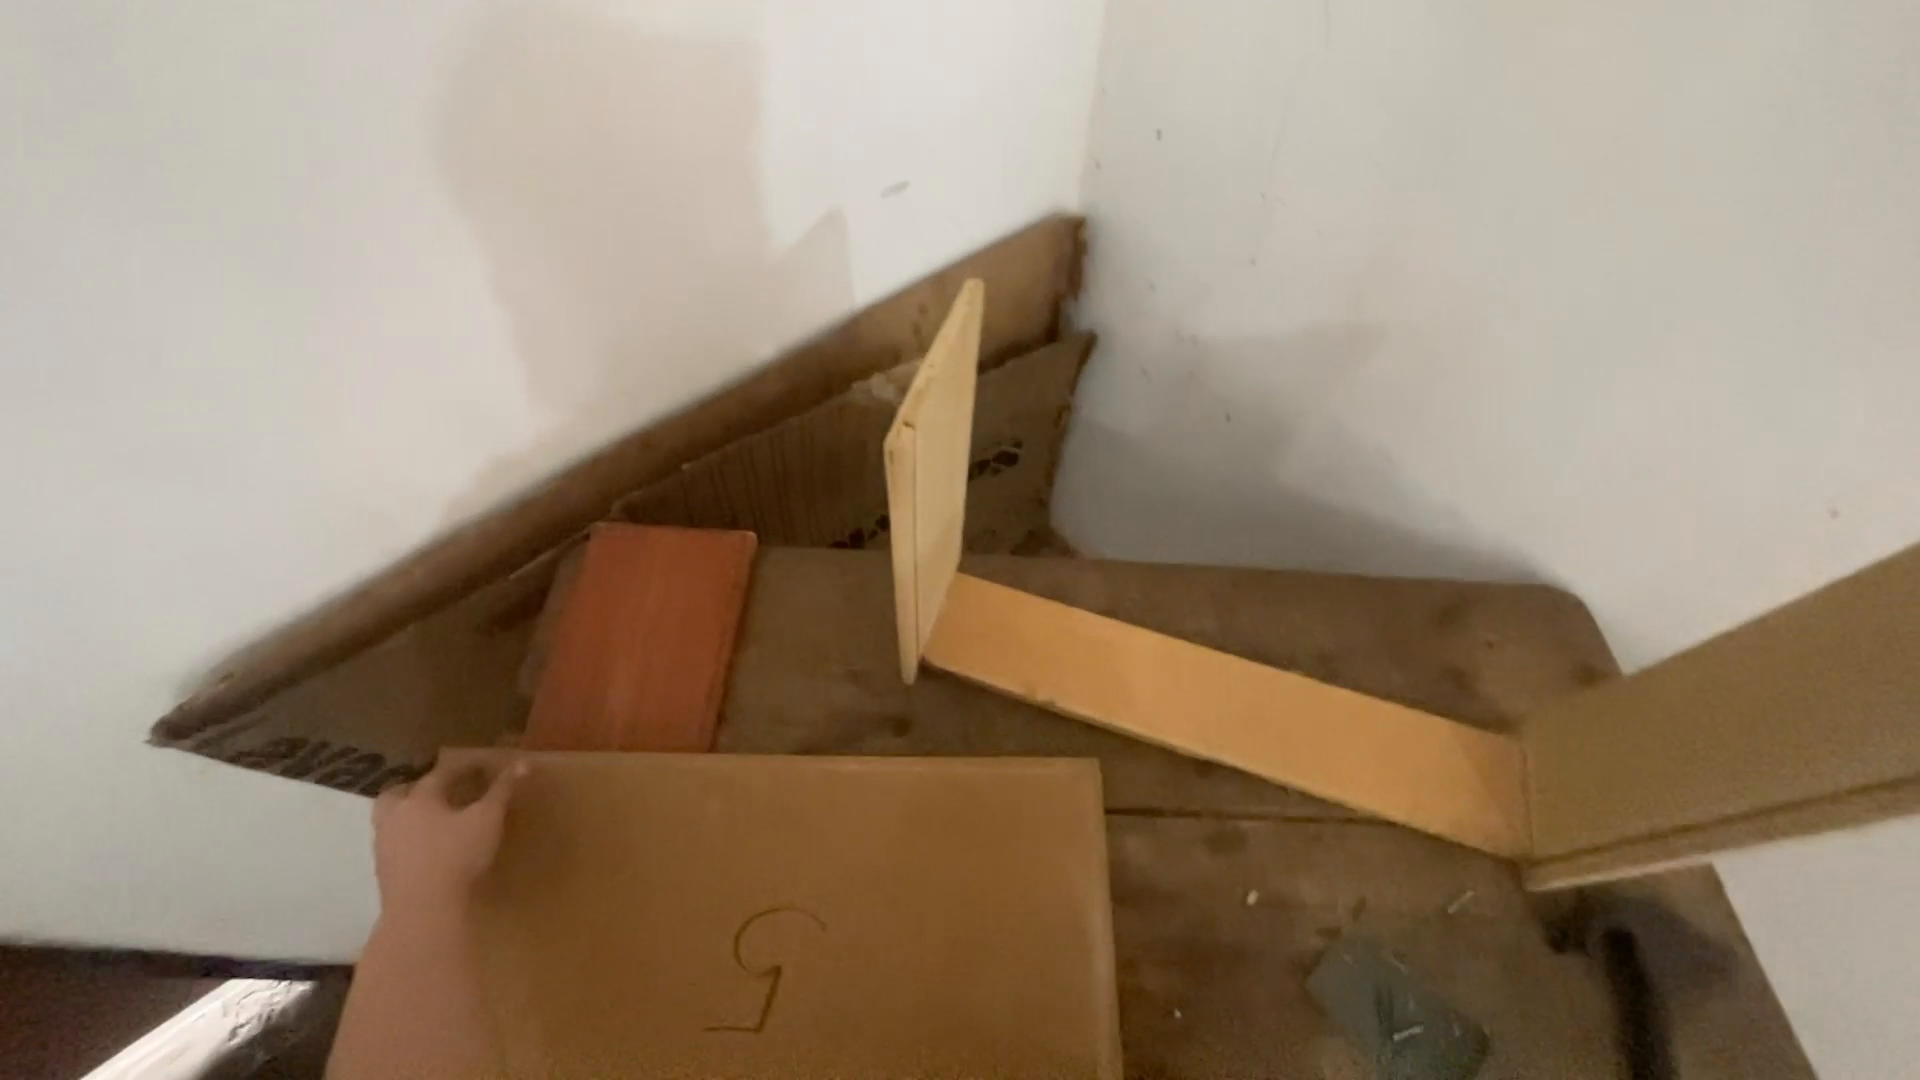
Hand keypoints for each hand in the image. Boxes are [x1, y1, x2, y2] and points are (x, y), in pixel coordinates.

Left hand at [372, 752, 528, 921]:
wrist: (423, 909)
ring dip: (408, 814)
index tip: (479, 765)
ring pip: (390, 820)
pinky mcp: (384, 872)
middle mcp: (395, 817)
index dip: (462, 767)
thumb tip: (523, 763)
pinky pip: (393, 844)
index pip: (440, 774)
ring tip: (432, 818)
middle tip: (439, 790)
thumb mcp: (489, 818)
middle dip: (417, 788)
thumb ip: (503, 790)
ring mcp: (384, 846)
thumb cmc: (458, 854)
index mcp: (420, 799)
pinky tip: (426, 847)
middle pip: (398, 794)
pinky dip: (408, 838)